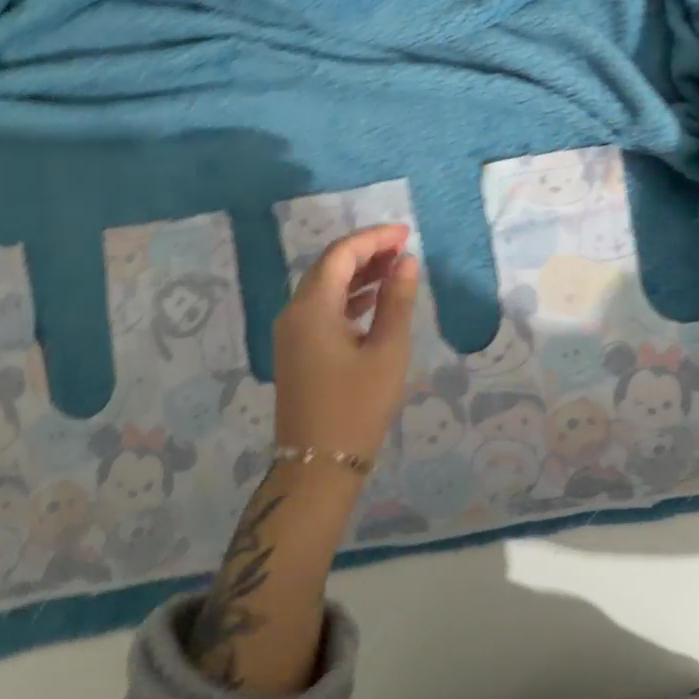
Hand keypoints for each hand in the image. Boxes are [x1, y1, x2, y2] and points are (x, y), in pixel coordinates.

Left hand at [272, 224, 420, 462]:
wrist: (318, 464)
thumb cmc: (357, 406)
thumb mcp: (386, 352)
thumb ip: (396, 302)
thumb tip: (406, 262)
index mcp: (311, 308)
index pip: (340, 254)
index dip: (374, 238)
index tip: (406, 234)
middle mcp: (294, 313)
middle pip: (328, 266)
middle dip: (366, 252)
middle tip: (404, 248)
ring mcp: (291, 333)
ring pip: (325, 288)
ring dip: (359, 274)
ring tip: (396, 269)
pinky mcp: (297, 351)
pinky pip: (322, 309)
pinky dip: (349, 298)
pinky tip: (375, 301)